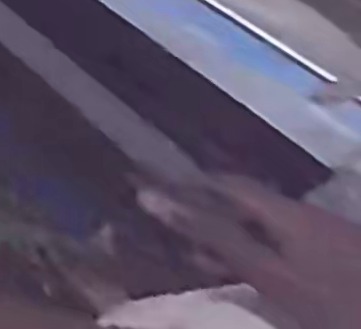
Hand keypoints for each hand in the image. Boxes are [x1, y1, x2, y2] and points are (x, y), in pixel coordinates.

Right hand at [140, 175, 360, 328]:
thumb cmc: (334, 302)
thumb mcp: (267, 272)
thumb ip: (207, 232)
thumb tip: (143, 194)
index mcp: (288, 209)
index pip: (222, 180)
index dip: (184, 181)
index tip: (150, 186)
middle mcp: (310, 213)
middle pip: (246, 203)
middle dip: (209, 213)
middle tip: (175, 227)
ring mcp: (337, 239)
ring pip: (269, 227)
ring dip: (235, 237)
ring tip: (207, 256)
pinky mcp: (349, 262)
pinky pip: (293, 246)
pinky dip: (264, 252)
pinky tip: (254, 270)